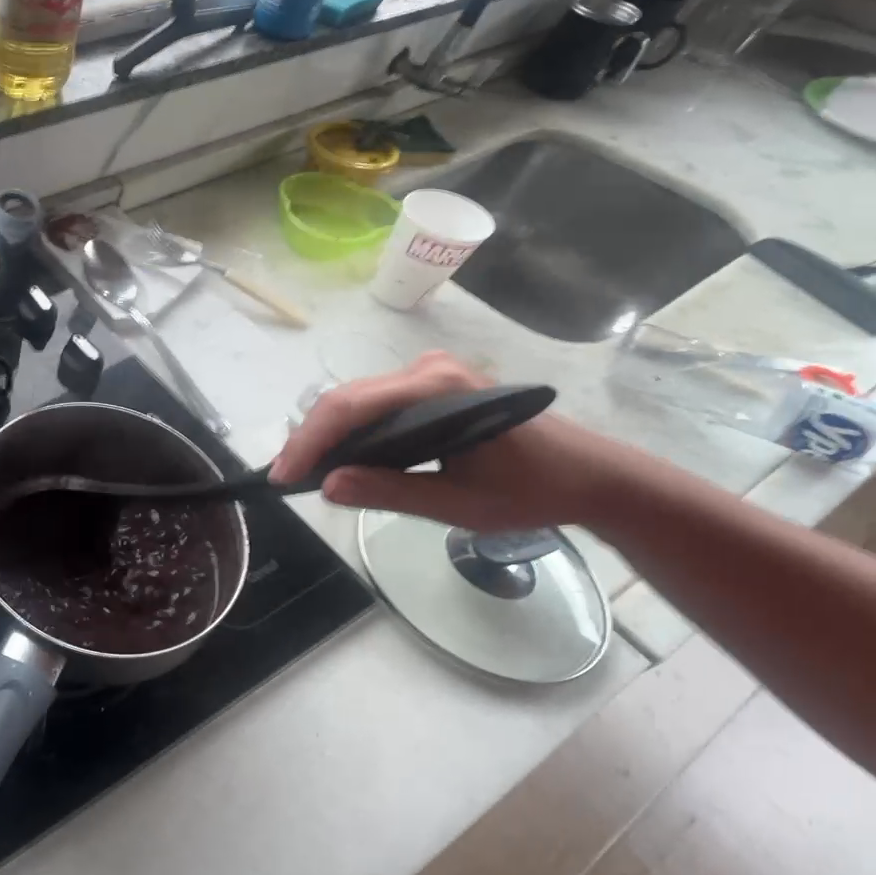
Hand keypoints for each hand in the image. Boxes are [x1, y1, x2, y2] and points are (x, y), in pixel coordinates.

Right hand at [270, 351, 629, 531]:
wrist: (594, 476)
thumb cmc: (532, 492)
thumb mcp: (459, 505)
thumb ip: (390, 493)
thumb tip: (328, 485)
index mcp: (437, 390)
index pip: (350, 408)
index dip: (309, 442)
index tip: (282, 477)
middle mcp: (428, 369)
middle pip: (348, 399)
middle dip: (311, 439)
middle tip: (286, 478)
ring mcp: (429, 372)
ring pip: (357, 400)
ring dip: (328, 435)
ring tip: (305, 471)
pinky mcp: (431, 383)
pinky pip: (375, 403)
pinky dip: (351, 430)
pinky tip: (339, 456)